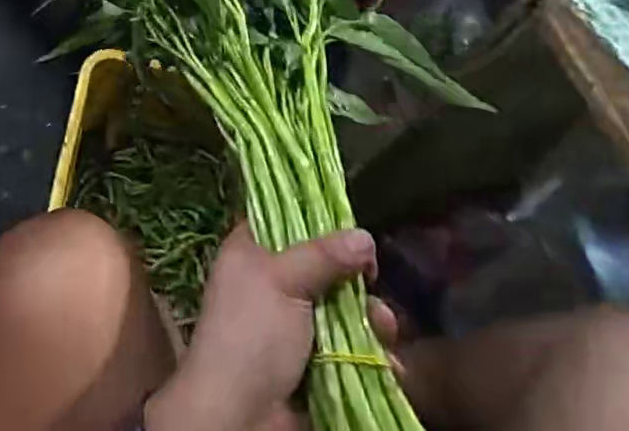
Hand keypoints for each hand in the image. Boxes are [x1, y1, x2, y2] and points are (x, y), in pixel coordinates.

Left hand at [144, 225, 396, 430]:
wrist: (239, 416)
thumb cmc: (251, 333)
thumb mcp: (282, 281)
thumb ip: (322, 255)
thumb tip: (364, 235)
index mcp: (249, 251)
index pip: (280, 217)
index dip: (313, 217)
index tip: (347, 220)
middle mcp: (270, 280)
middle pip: (320, 264)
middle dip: (353, 275)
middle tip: (374, 279)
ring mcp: (292, 322)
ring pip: (340, 306)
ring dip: (369, 317)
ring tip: (386, 326)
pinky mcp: (313, 360)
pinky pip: (349, 347)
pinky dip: (371, 353)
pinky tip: (390, 362)